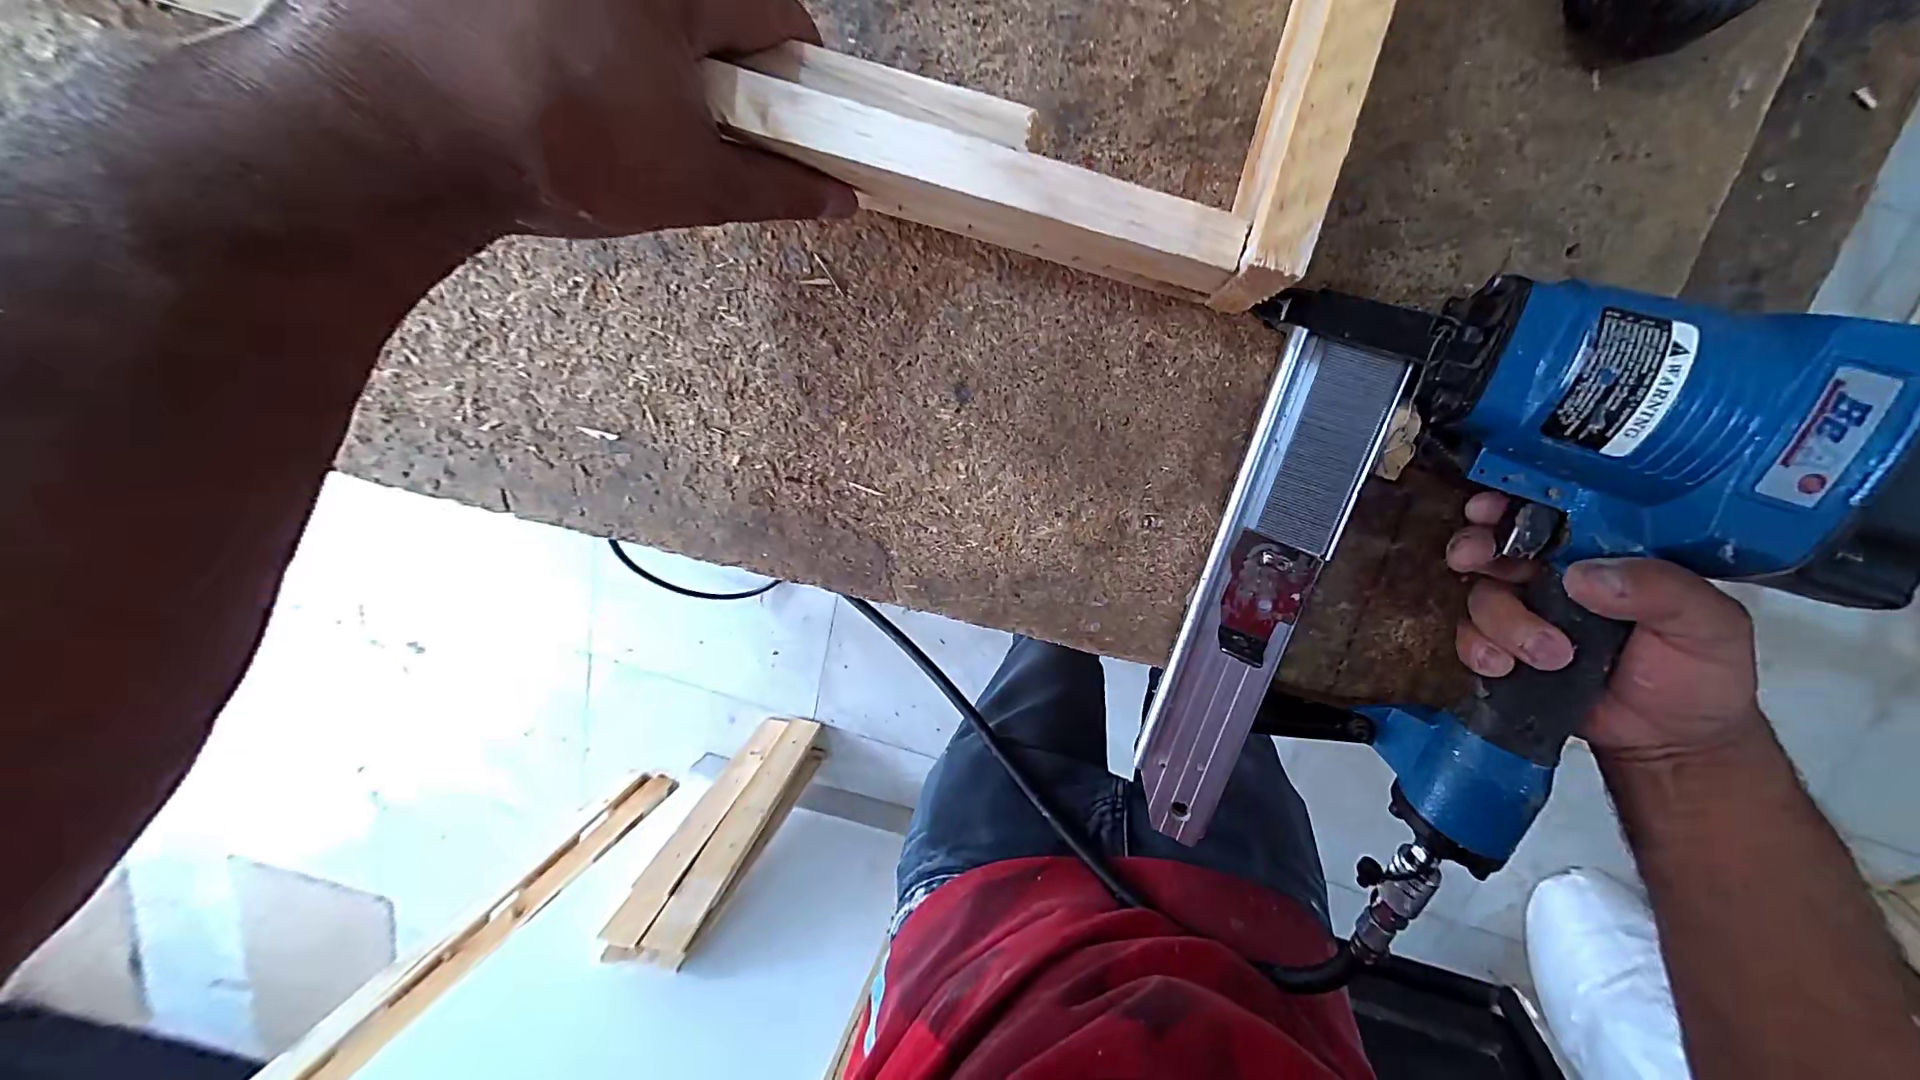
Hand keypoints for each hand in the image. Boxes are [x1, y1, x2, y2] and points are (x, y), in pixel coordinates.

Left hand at [254, 0, 855, 235]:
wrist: (401, 131)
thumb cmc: (566, 152)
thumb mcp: (692, 185)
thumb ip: (778, 189)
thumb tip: (842, 199)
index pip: (781, 13)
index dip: (795, 74)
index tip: (786, 120)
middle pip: (715, 4)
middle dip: (726, 64)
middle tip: (705, 126)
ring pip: (653, 6)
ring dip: (663, 47)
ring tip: (631, 106)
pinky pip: (591, 4)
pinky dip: (601, 30)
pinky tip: (573, 72)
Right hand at [1446, 492, 1765, 759]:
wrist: (1669, 743)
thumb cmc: (1698, 676)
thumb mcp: (1709, 625)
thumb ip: (1660, 589)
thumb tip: (1581, 575)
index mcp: (1600, 556)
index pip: (1549, 516)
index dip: (1510, 506)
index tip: (1485, 509)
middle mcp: (1551, 577)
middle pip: (1492, 546)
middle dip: (1473, 547)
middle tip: (1472, 560)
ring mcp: (1520, 613)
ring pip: (1479, 595)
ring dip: (1501, 622)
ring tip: (1548, 656)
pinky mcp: (1498, 648)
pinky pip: (1465, 636)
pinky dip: (1476, 648)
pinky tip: (1501, 667)